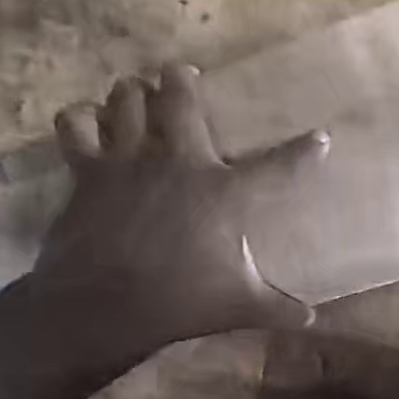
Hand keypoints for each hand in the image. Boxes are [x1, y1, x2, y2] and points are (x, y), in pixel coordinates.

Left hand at [30, 64, 328, 356]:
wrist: (102, 305)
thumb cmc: (181, 299)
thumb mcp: (242, 305)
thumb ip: (279, 308)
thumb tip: (312, 321)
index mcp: (224, 192)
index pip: (279, 166)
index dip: (305, 151)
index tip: (322, 138)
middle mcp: (178, 162)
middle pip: (180, 97)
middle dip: (183, 80)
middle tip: (185, 77)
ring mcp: (128, 161)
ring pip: (127, 99)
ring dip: (136, 93)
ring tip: (142, 94)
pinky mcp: (87, 171)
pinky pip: (76, 124)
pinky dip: (83, 118)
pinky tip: (91, 122)